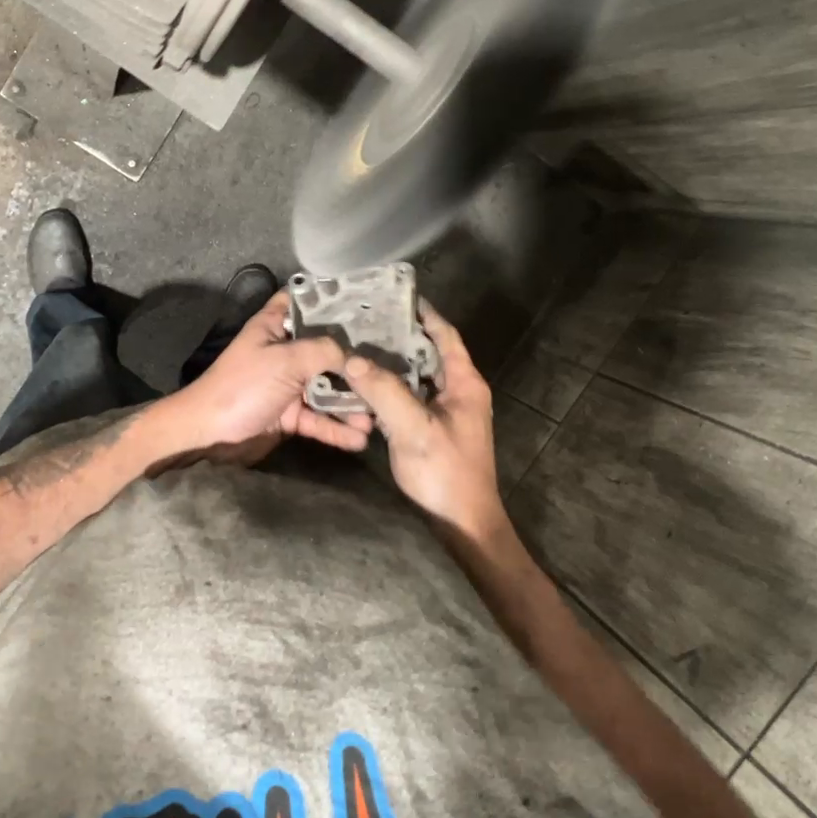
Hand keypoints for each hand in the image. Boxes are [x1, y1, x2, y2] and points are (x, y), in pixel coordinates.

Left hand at [153, 291, 372, 463]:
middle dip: (356, 361)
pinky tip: (360, 439)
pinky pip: (319, 420)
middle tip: (393, 366)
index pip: (307, 302)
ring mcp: (287, 385)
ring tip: (379, 414)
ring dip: (351, 402)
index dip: (334, 301)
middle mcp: (284, 352)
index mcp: (275, 326)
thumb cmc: (242, 386)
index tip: (371, 305)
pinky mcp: (289, 416)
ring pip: (328, 388)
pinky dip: (337, 429)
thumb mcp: (284, 360)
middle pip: (327, 350)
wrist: (208, 435)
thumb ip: (324, 352)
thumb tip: (357, 357)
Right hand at [343, 300, 505, 540]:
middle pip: (428, 352)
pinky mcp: (431, 429)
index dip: (424, 314)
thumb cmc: (445, 473)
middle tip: (365, 317)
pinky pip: (408, 397)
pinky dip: (388, 386)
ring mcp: (445, 412)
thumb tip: (351, 359)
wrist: (462, 523)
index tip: (396, 294)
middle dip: (400, 334)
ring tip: (358, 343)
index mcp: (465, 384)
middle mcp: (458, 392)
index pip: (446, 336)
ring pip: (416, 376)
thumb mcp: (414, 428)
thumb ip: (384, 391)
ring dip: (392, 360)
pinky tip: (362, 382)